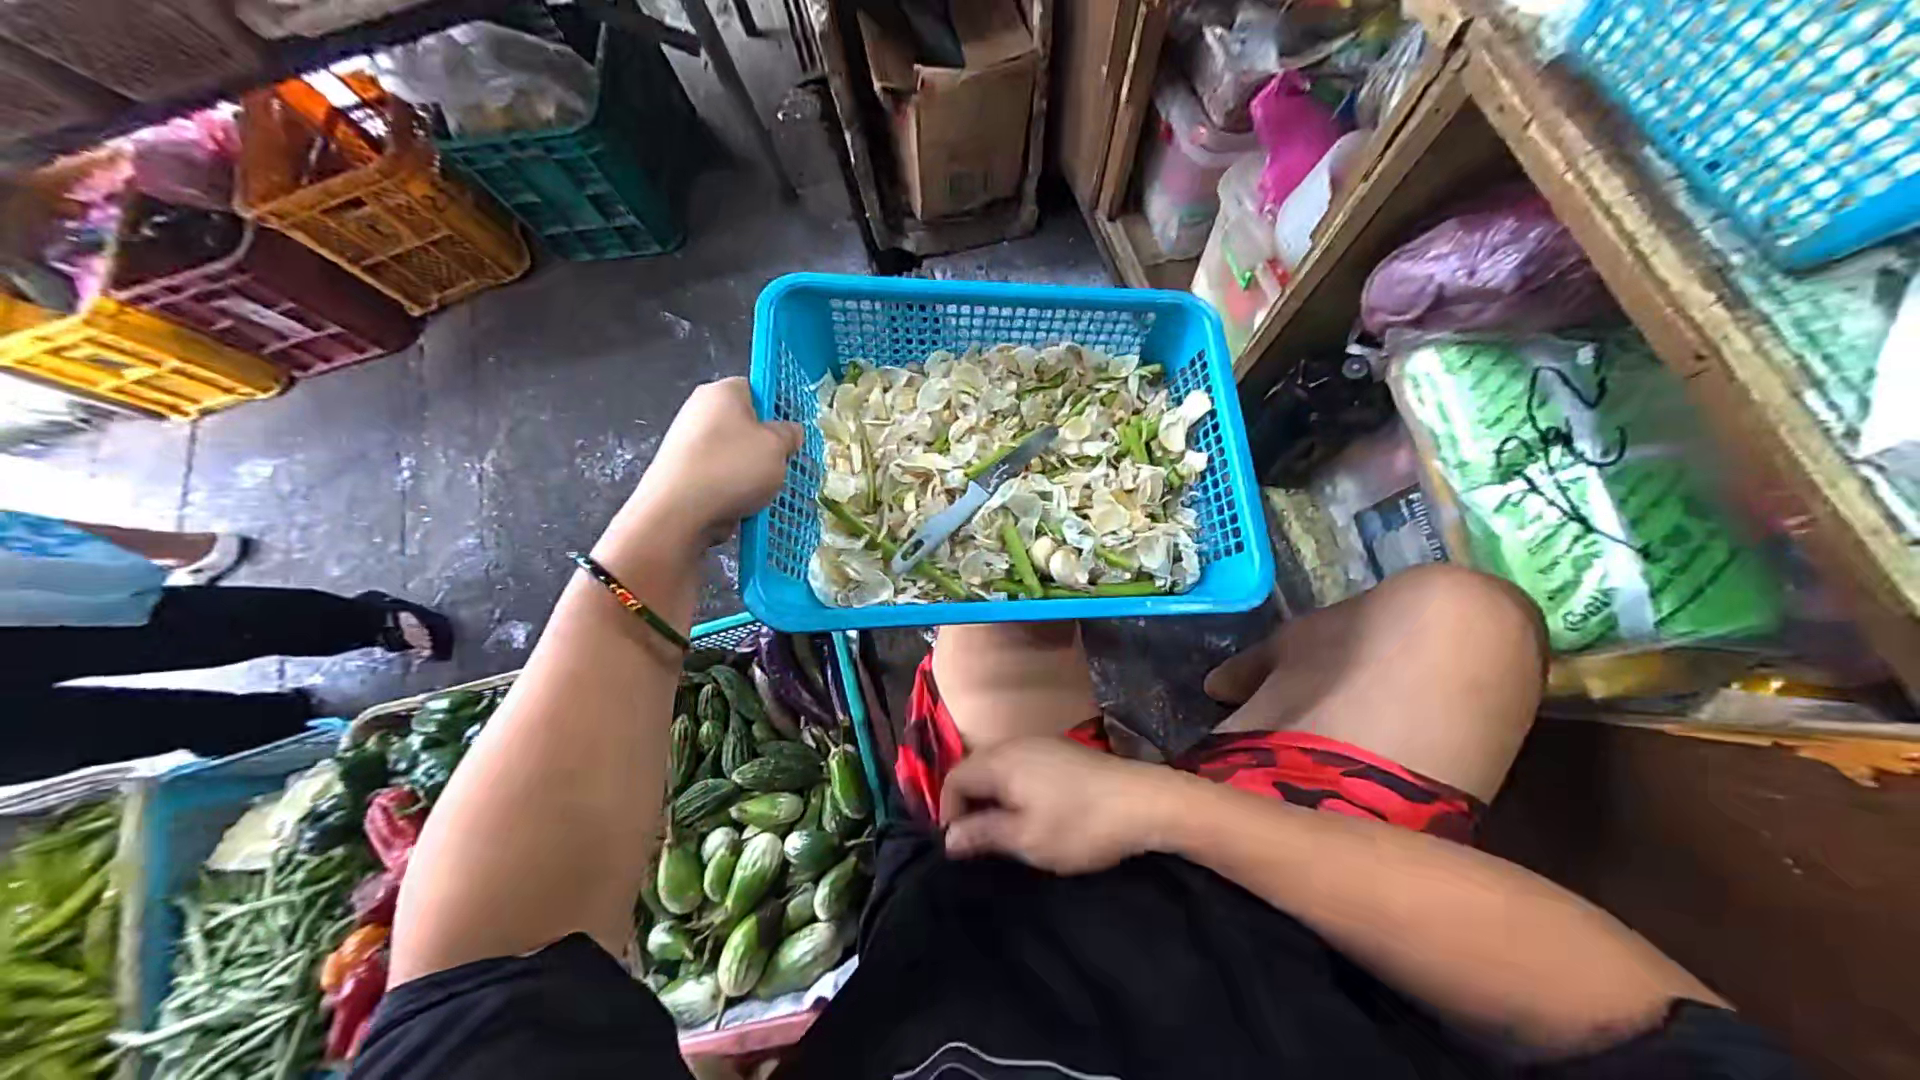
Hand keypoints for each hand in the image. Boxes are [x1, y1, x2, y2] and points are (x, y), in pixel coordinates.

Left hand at [614, 378, 801, 549]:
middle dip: (765, 447)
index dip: (777, 411)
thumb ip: (789, 434)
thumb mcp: (777, 447)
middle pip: (745, 426)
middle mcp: (700, 411)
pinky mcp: (682, 473)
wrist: (678, 513)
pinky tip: (744, 507)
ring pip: (734, 456)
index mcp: (722, 392)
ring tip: (764, 493)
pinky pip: (719, 478)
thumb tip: (789, 431)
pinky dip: (733, 491)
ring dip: (752, 474)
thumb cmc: (732, 468)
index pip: (756, 389)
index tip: (789, 434)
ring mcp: (687, 444)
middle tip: (782, 465)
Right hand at [939, 737, 1194, 874]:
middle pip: (974, 769)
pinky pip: (1020, 765)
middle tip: (981, 841)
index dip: (948, 812)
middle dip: (970, 804)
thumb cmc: (1079, 825)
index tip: (961, 846)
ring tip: (1006, 831)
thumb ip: (982, 834)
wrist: (1144, 802)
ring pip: (998, 766)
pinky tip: (1034, 812)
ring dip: (993, 796)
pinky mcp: (1061, 750)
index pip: (953, 779)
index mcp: (999, 761)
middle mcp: (1014, 744)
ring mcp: (1040, 743)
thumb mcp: (1025, 839)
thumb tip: (949, 837)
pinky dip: (1014, 788)